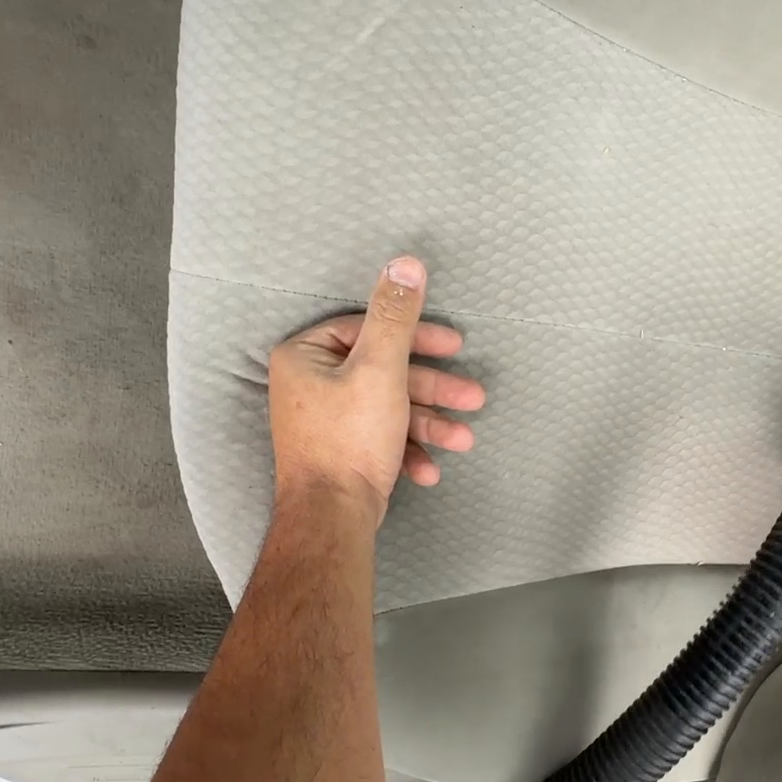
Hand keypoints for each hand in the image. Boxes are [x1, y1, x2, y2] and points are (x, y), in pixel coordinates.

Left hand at [267, 257, 484, 525]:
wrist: (332, 518)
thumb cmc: (350, 438)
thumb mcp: (380, 369)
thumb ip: (395, 316)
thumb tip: (406, 263)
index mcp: (307, 356)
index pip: (369, 329)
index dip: (417, 335)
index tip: (456, 345)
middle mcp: (311, 385)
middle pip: (386, 372)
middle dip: (434, 389)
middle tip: (474, 396)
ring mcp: (326, 422)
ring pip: (390, 409)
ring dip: (430, 424)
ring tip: (465, 439)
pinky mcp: (342, 452)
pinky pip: (381, 439)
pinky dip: (408, 451)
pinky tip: (430, 471)